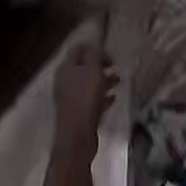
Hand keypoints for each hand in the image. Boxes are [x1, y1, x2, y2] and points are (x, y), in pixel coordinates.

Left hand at [52, 28, 115, 146]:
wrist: (77, 139)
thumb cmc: (85, 100)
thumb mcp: (92, 70)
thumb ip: (94, 54)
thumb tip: (96, 45)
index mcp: (67, 68)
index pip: (79, 49)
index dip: (94, 47)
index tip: (109, 55)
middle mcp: (66, 80)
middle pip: (84, 66)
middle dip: (101, 65)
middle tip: (115, 67)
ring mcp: (71, 98)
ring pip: (89, 83)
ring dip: (104, 80)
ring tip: (119, 81)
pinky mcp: (77, 114)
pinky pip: (91, 100)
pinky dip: (102, 97)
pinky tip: (113, 98)